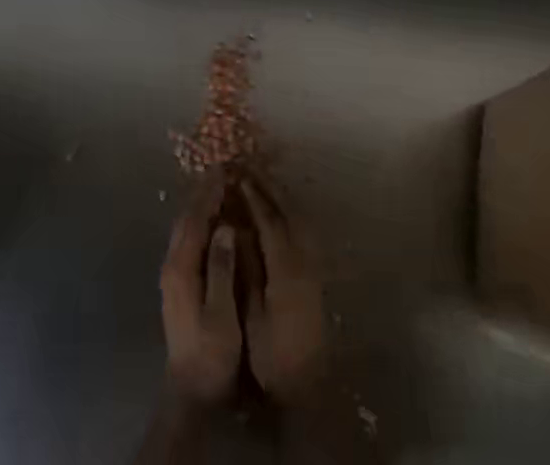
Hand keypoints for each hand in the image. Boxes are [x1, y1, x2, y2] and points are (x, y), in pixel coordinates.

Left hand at [158, 174, 242, 406]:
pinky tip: (213, 220)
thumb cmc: (211, 354)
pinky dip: (198, 221)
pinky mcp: (177, 282)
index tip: (223, 171)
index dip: (208, 194)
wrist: (191, 390)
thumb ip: (221, 268)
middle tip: (220, 170)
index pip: (195, 220)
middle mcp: (172, 265)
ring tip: (217, 185)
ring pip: (184, 228)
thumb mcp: (221, 313)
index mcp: (181, 269)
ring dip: (198, 205)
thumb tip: (226, 227)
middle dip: (201, 193)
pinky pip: (187, 239)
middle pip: (185, 219)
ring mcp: (172, 274)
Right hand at [241, 175, 328, 406]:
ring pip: (299, 219)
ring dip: (281, 196)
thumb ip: (246, 267)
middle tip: (249, 167)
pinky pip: (303, 230)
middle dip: (269, 188)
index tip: (238, 178)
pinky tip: (279, 207)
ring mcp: (313, 266)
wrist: (307, 384)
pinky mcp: (314, 273)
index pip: (270, 223)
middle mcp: (304, 262)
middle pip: (288, 214)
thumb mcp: (253, 313)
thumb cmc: (272, 353)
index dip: (254, 198)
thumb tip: (235, 230)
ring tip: (262, 178)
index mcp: (287, 270)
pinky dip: (289, 211)